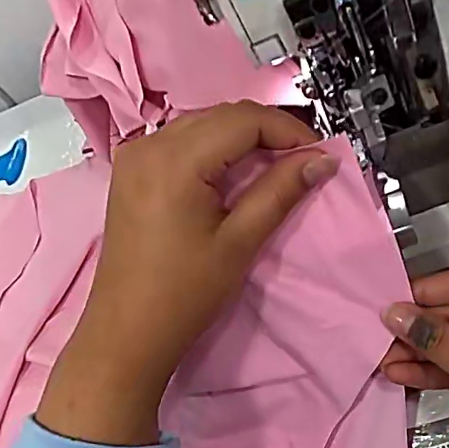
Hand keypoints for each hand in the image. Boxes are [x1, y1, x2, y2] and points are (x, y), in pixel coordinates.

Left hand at [39, 102, 339, 444]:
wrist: (128, 332)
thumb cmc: (184, 294)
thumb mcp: (240, 242)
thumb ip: (280, 192)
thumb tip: (321, 162)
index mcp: (174, 159)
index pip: (244, 119)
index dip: (289, 131)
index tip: (319, 156)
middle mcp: (149, 145)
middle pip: (222, 115)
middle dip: (268, 131)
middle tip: (303, 162)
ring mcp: (135, 156)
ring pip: (203, 124)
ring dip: (243, 138)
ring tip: (276, 168)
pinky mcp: (131, 172)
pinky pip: (182, 141)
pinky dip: (216, 148)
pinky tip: (235, 174)